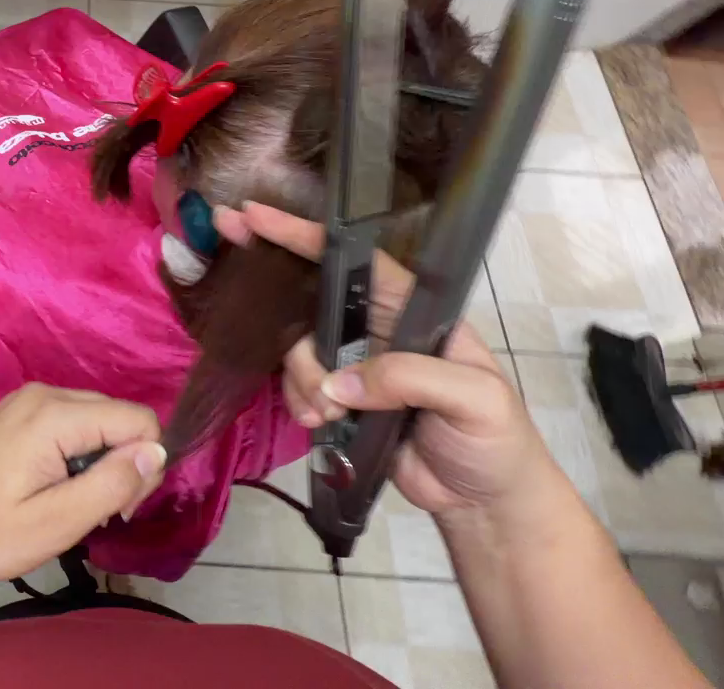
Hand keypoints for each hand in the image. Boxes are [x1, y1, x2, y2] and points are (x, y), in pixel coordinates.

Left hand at [0, 384, 165, 584]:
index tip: (119, 510)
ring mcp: (26, 401)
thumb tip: (157, 451)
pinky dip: (76, 455)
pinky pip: (70, 423)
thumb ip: (111, 485)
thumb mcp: (54, 523)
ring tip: (68, 505)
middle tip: (93, 514)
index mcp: (54, 414)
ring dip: (99, 462)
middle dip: (123, 464)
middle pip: (118, 417)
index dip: (144, 467)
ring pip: (96, 421)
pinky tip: (52, 488)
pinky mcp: (15, 414)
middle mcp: (44, 394)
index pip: (139, 419)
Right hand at [213, 202, 559, 518]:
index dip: (305, 236)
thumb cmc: (495, 440)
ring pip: (295, 348)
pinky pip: (294, 386)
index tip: (257, 216)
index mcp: (411, 312)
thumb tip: (334, 385)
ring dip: (299, 375)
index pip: (355, 261)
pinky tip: (321, 423)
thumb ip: (409, 377)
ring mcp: (348, 364)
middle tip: (227, 234)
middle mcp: (374, 329)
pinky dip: (298, 402)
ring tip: (327, 412)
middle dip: (269, 278)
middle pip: (309, 295)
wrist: (481, 506)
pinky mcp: (332, 399)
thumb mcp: (476, 398)